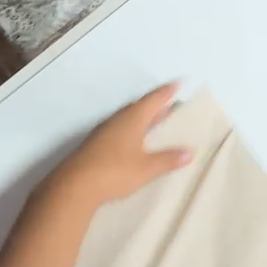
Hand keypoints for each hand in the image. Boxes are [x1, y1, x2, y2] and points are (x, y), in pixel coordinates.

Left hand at [41, 84, 193, 209]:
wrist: (76, 185)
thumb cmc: (115, 171)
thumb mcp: (147, 168)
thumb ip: (168, 159)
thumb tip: (189, 152)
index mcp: (133, 119)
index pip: (154, 100)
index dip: (167, 91)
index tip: (178, 82)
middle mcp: (118, 120)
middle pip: (140, 106)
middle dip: (156, 104)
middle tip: (170, 102)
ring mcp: (105, 131)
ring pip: (128, 117)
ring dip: (143, 116)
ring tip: (156, 119)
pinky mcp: (97, 144)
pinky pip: (120, 128)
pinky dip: (133, 128)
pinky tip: (135, 139)